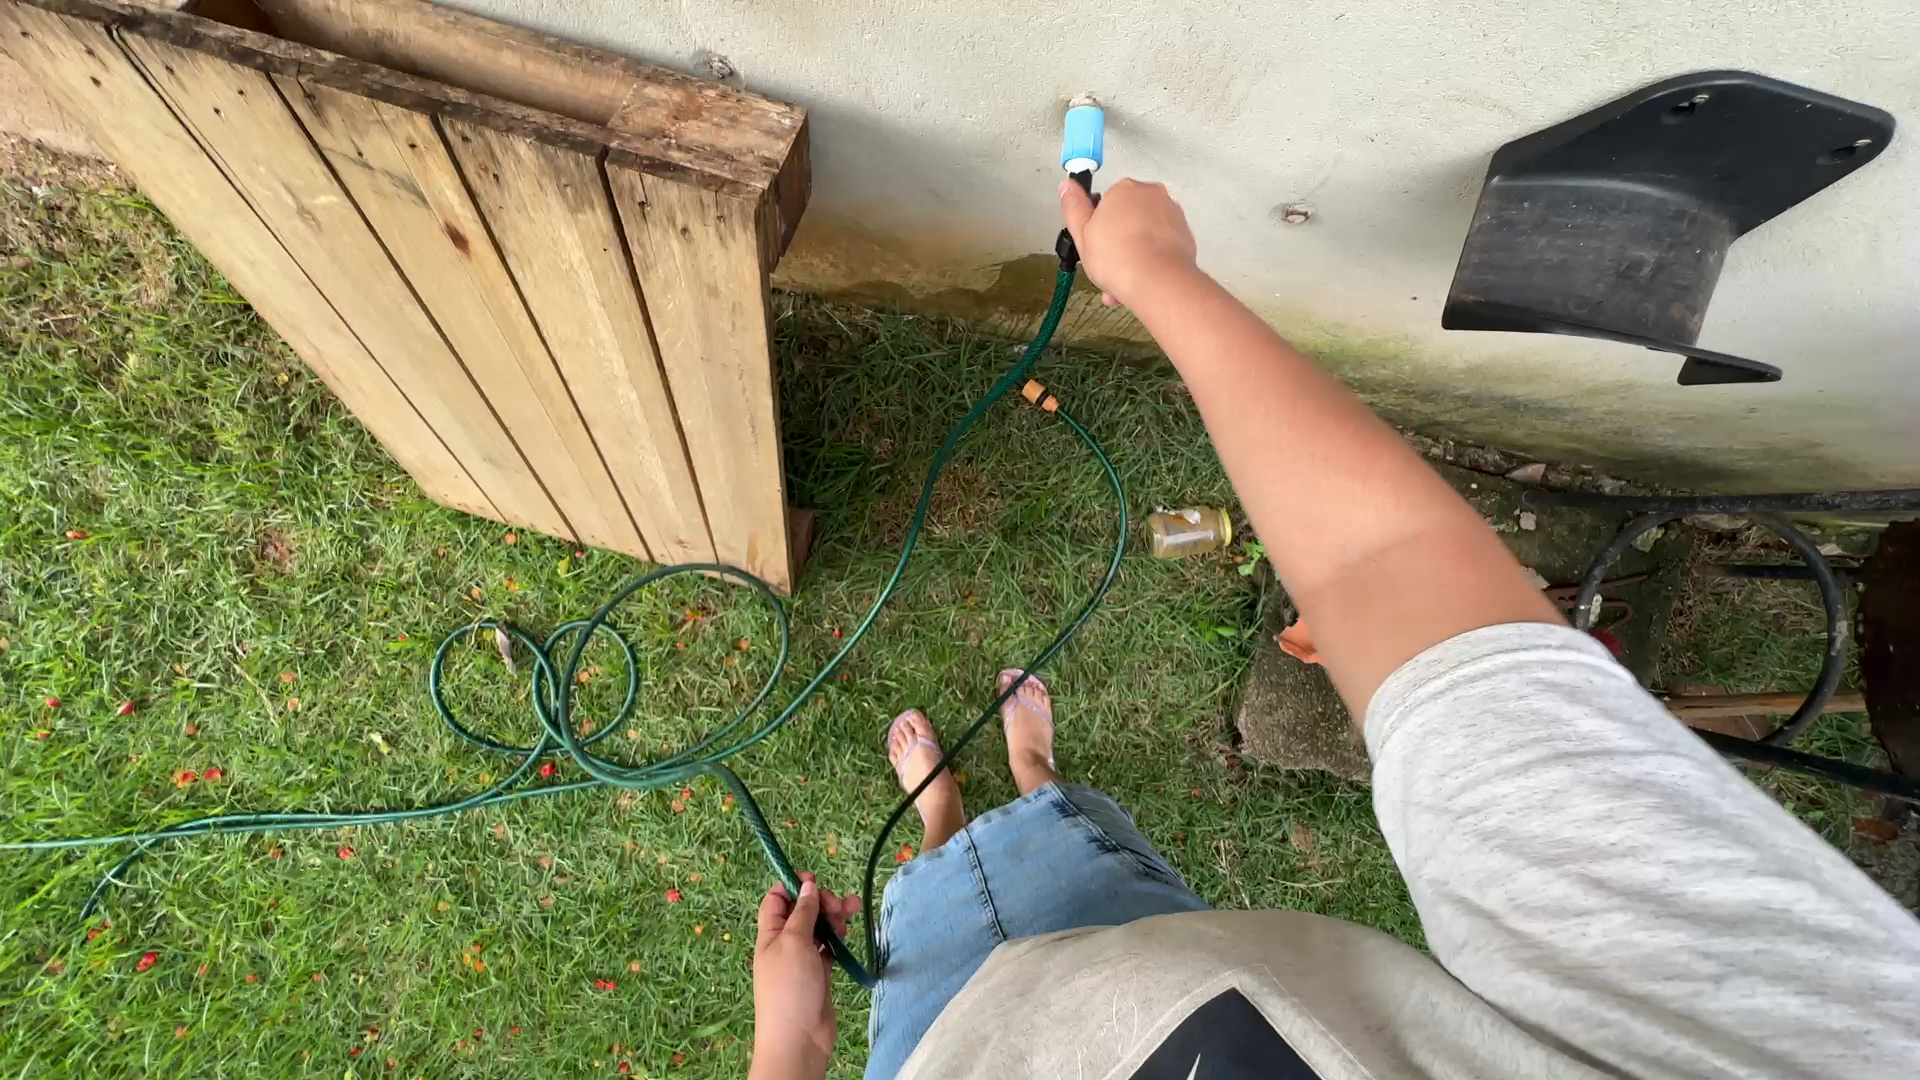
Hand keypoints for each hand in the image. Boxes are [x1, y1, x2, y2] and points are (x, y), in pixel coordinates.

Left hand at [749, 873, 859, 1079]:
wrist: (799, 1041)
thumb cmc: (790, 987)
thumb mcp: (794, 941)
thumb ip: (803, 911)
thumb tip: (807, 885)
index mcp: (770, 933)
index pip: (777, 898)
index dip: (793, 885)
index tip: (814, 880)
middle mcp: (785, 942)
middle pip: (802, 909)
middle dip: (821, 900)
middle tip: (837, 905)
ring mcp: (802, 958)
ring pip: (818, 926)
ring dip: (834, 916)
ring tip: (851, 911)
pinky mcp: (818, 972)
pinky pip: (828, 945)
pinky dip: (837, 936)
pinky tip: (846, 934)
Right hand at [1059, 177, 1198, 308]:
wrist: (1157, 281)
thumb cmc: (1118, 259)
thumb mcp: (1082, 235)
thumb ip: (1073, 207)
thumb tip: (1067, 187)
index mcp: (1123, 190)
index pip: (1105, 204)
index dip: (1097, 228)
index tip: (1095, 246)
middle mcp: (1150, 194)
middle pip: (1128, 218)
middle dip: (1117, 243)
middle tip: (1108, 267)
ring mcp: (1171, 213)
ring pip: (1145, 234)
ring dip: (1133, 255)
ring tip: (1122, 282)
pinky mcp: (1184, 234)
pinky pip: (1162, 245)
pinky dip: (1152, 260)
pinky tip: (1141, 281)